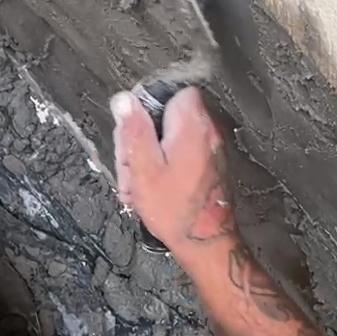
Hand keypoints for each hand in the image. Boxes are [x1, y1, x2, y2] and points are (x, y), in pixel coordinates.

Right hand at [109, 87, 238, 258]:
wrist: (206, 243)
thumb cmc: (175, 209)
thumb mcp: (144, 168)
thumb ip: (135, 130)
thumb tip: (125, 99)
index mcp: (192, 126)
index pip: (174, 92)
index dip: (150, 106)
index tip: (134, 130)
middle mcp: (208, 132)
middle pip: (169, 116)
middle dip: (143, 137)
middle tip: (130, 165)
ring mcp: (211, 149)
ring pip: (171, 137)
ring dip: (150, 155)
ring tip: (138, 183)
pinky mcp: (210, 165)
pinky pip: (181, 154)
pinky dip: (164, 166)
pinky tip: (151, 188)